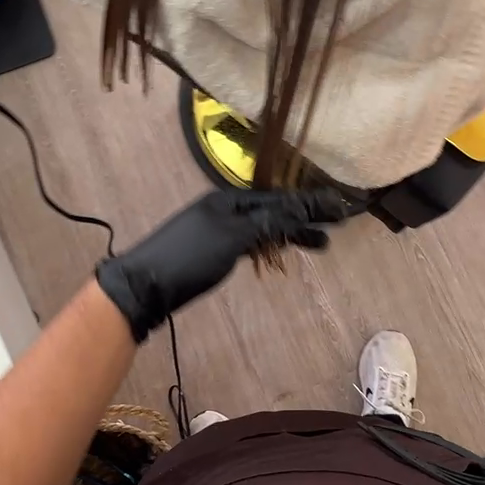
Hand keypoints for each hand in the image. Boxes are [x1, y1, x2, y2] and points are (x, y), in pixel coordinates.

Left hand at [95, 189, 352, 340]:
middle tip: (336, 229)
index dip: (310, 205)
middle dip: (304, 219)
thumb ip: (267, 224)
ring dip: (289, 233)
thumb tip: (299, 209)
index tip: (340, 209)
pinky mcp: (210, 250)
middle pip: (273, 210)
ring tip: (320, 244)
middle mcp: (223, 209)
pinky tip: (278, 250)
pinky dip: (269, 244)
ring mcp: (216, 229)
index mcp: (228, 200)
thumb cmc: (188, 258)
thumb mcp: (232, 238)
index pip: (279, 199)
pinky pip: (250, 240)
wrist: (145, 285)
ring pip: (262, 227)